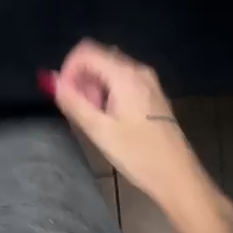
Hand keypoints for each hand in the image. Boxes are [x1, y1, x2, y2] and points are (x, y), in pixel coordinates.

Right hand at [45, 40, 212, 212]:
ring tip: (95, 118)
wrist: (180, 180)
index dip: (68, 69)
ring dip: (94, 88)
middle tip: (80, 111)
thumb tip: (52, 79)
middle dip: (81, 80)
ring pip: (109, 70)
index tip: (63, 94)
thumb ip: (73, 101)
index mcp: (125, 75)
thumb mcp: (100, 131)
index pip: (86, 52)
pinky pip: (122, 80)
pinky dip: (108, 92)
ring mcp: (148, 81)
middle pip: (98, 58)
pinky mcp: (152, 93)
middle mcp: (138, 70)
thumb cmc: (139, 156)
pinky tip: (110, 119)